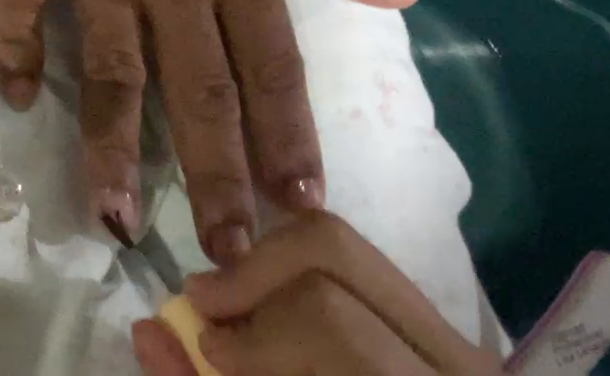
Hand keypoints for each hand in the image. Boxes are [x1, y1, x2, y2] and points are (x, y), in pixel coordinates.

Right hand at [0, 0, 420, 262]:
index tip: (296, 207)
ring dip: (109, 147)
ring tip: (108, 213)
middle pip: (196, 92)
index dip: (286, 141)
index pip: (272, 69)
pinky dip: (16, 53)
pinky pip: (22, 9)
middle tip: (219, 251)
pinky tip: (14, 94)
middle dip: (211, 177)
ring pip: (108, 72)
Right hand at [132, 211, 501, 375]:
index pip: (328, 319)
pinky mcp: (445, 337)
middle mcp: (457, 365)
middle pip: (335, 253)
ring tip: (240, 314)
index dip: (254, 330)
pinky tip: (277, 327)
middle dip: (253, 274)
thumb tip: (150, 330)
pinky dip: (292, 281)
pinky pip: (354, 269)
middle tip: (210, 309)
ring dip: (268, 269)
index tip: (211, 352)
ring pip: (344, 246)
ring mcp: (460, 347)